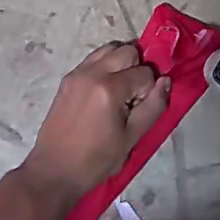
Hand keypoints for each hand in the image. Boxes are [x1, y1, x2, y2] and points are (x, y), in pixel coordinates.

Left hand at [18, 42, 170, 201]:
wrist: (54, 171)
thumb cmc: (96, 159)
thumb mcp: (133, 137)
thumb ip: (155, 106)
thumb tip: (166, 81)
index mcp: (109, 89)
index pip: (145, 73)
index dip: (149, 91)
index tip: (139, 110)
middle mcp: (92, 73)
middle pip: (128, 50)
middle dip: (138, 68)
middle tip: (134, 95)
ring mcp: (77, 74)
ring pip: (110, 48)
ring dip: (122, 62)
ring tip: (121, 89)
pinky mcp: (68, 79)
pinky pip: (94, 58)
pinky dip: (107, 65)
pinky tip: (106, 91)